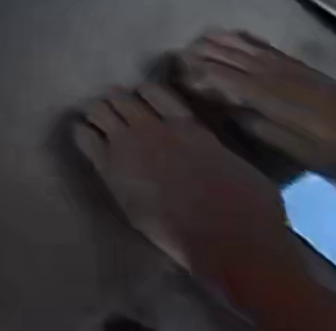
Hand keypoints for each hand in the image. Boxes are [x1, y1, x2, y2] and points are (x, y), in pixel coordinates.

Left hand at [74, 84, 295, 277]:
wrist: (231, 245)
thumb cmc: (252, 214)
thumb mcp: (240, 168)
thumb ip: (210, 146)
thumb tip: (198, 141)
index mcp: (187, 128)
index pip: (152, 91)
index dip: (144, 95)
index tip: (144, 104)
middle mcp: (151, 129)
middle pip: (117, 97)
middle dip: (117, 103)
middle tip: (120, 116)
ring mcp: (126, 145)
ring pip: (96, 109)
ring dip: (99, 115)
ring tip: (104, 127)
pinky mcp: (109, 166)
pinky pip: (83, 136)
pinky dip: (84, 133)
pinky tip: (91, 142)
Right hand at [178, 31, 335, 178]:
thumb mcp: (294, 149)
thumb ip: (252, 124)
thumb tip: (219, 107)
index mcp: (259, 91)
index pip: (206, 70)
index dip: (186, 74)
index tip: (176, 84)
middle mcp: (262, 70)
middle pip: (211, 49)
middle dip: (188, 55)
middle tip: (179, 70)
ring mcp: (277, 62)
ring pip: (226, 39)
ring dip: (205, 44)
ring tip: (194, 55)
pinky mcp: (290, 61)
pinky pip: (252, 40)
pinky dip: (231, 38)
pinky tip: (224, 44)